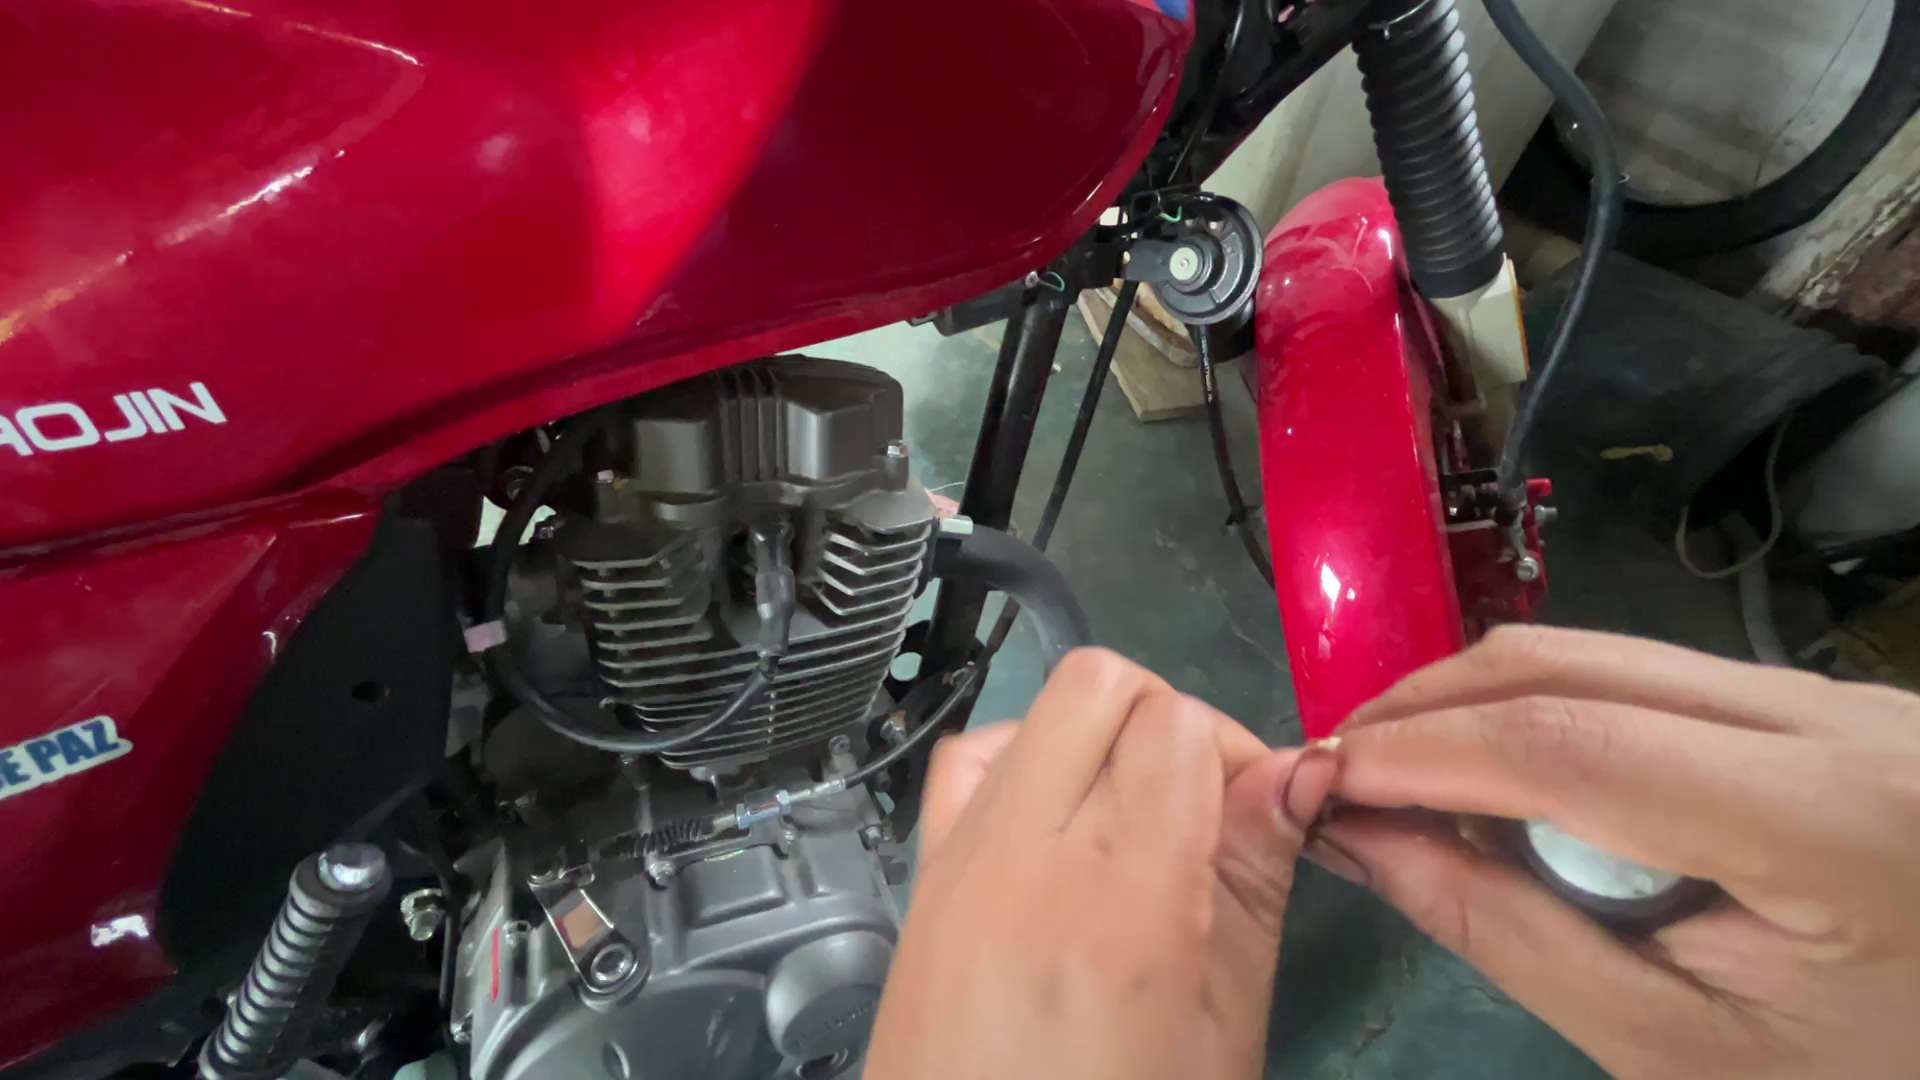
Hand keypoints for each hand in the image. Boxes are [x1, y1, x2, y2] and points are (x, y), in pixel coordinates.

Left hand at [865, 648, 1339, 1079]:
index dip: (1232, 749)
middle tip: (1194, 802)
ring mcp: (960, 843)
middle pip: (1098, 682)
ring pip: (1040, 705)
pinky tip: (1052, 817)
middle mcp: (1023, 843)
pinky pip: (973, 754)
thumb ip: (1254, 879)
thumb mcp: (1219, 1028)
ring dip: (1100, 734)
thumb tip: (1299, 770)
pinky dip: (1026, 754)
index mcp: (1115, 895)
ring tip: (1128, 818)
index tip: (1255, 807)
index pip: (1175, 724)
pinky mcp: (926, 857)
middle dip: (1164, 717)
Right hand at [1313, 625, 1919, 1078]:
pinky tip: (1494, 767)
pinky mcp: (1798, 696)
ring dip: (1461, 704)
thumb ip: (1493, 924)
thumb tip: (1349, 832)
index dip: (1416, 753)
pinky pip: (1616, 670)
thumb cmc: (1855, 1078)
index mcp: (1840, 820)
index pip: (1565, 747)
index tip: (1319, 777)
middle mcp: (1837, 717)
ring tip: (1403, 768)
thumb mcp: (1670, 1042)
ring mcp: (1822, 693)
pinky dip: (1521, 707)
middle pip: (1555, 666)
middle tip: (1342, 766)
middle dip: (1419, 709)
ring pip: (1577, 652)